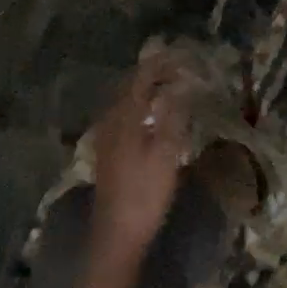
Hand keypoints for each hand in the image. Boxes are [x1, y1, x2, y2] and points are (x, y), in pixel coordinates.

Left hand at [89, 53, 188, 260]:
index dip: (160, 63)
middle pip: (130, 84)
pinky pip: (123, 112)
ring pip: (125, 98)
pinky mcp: (107, 147)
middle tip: (177, 68)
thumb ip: (172, 117)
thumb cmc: (145, 193)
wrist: (116, 231)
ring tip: (168, 86)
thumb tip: (178, 87)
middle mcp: (111, 116)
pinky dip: (139, 104)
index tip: (181, 56)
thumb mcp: (166, 155)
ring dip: (145, 88)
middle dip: (152, 72)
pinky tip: (151, 115)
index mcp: (125, 114)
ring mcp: (106, 132)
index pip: (142, 76)